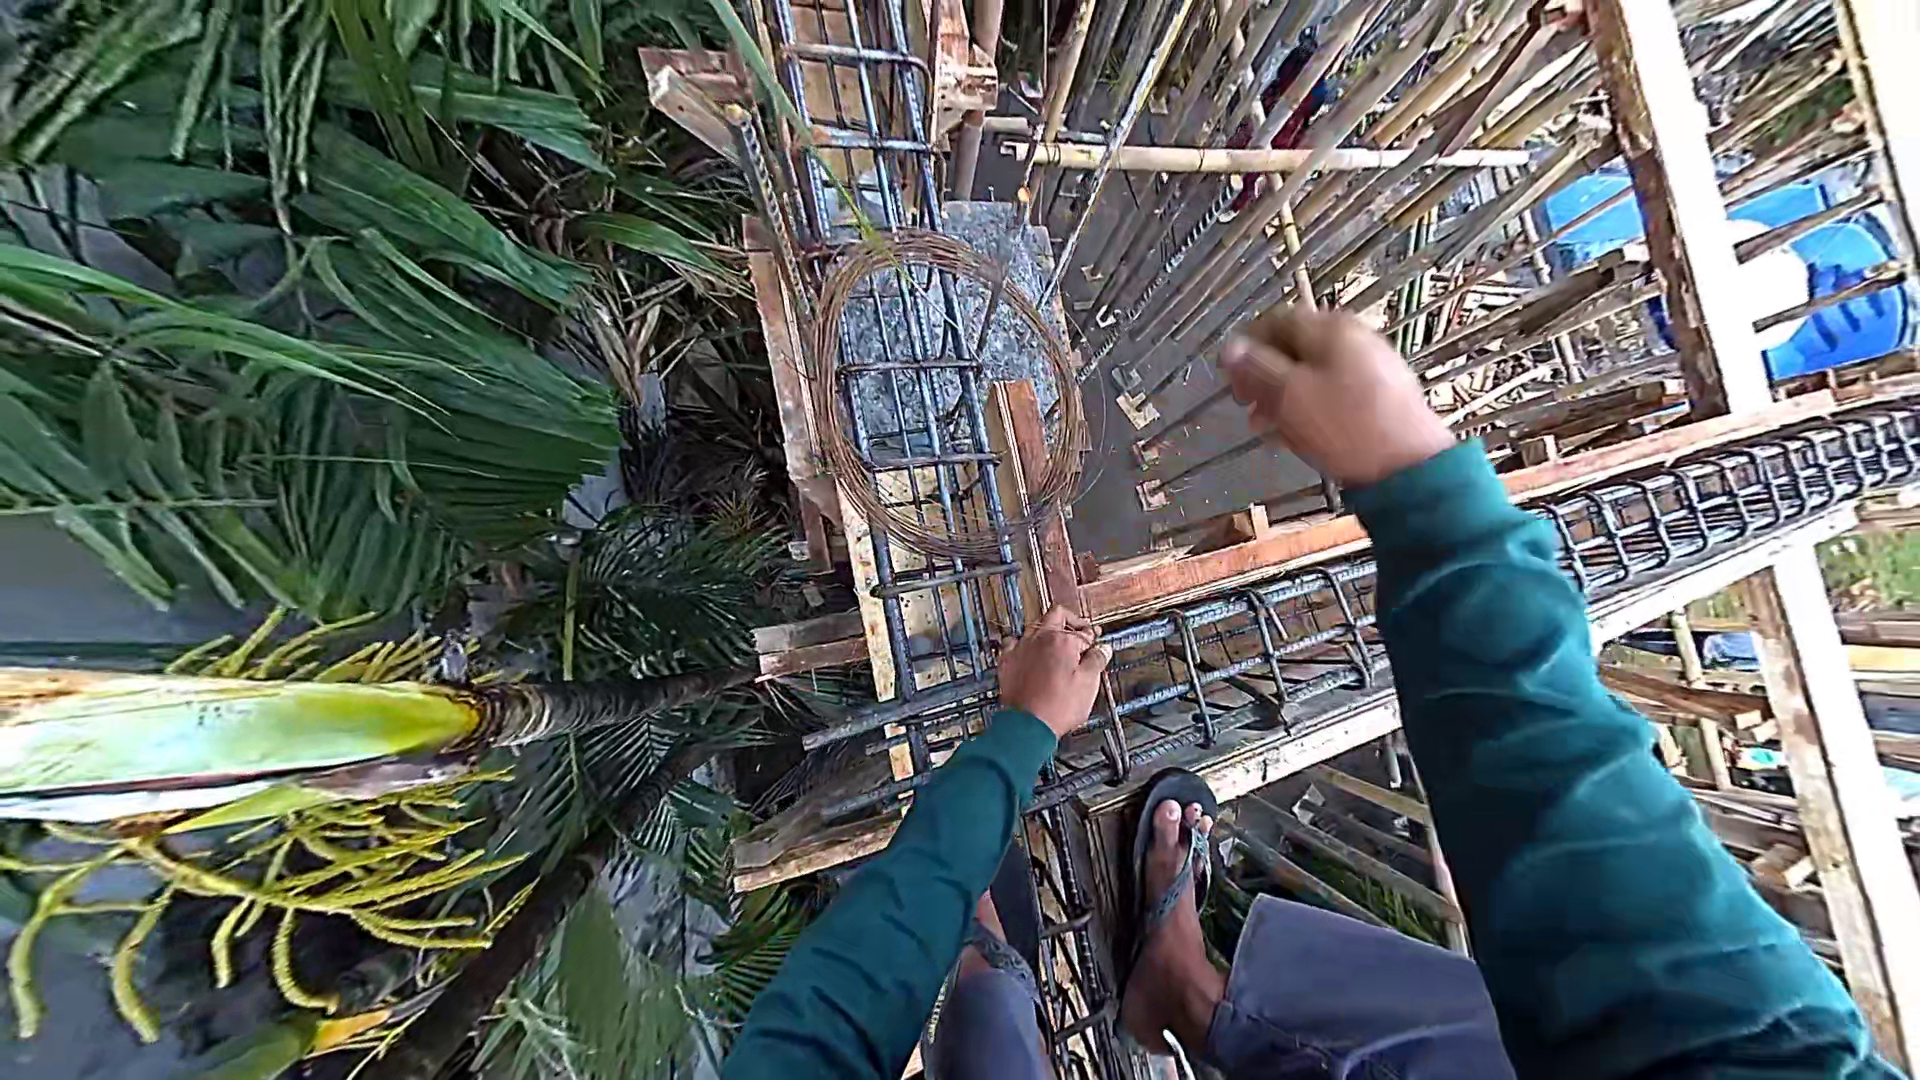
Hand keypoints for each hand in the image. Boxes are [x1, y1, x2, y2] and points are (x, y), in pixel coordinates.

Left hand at [998, 605, 1110, 737]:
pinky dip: (1023, 643)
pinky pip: (1013, 641)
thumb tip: (1104, 649)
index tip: (1096, 644)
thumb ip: (1097, 661)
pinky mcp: (1007, 660)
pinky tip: (1028, 650)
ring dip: (1048, 630)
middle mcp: (1040, 638)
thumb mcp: (1088, 684)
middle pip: (1057, 615)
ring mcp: (1021, 647)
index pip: (1083, 632)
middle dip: (1071, 621)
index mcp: (1062, 641)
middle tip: (1080, 633)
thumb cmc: (1057, 707)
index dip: (1093, 638)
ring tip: (1057, 642)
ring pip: (1034, 625)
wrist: (1027, 724)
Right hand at [1219, 307, 1453, 486]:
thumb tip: (1229, 348)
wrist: (1404, 463)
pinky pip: (1326, 392)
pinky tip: (1291, 434)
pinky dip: (1302, 407)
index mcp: (1329, 329)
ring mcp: (1365, 366)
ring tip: (1263, 427)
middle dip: (1260, 376)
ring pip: (1306, 373)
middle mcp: (1349, 339)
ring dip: (1277, 397)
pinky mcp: (1372, 394)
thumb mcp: (1288, 393)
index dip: (1245, 345)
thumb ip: (1256, 367)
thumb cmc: (1341, 424)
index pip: (1275, 321)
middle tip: (1244, 404)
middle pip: (1290, 348)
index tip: (1228, 376)